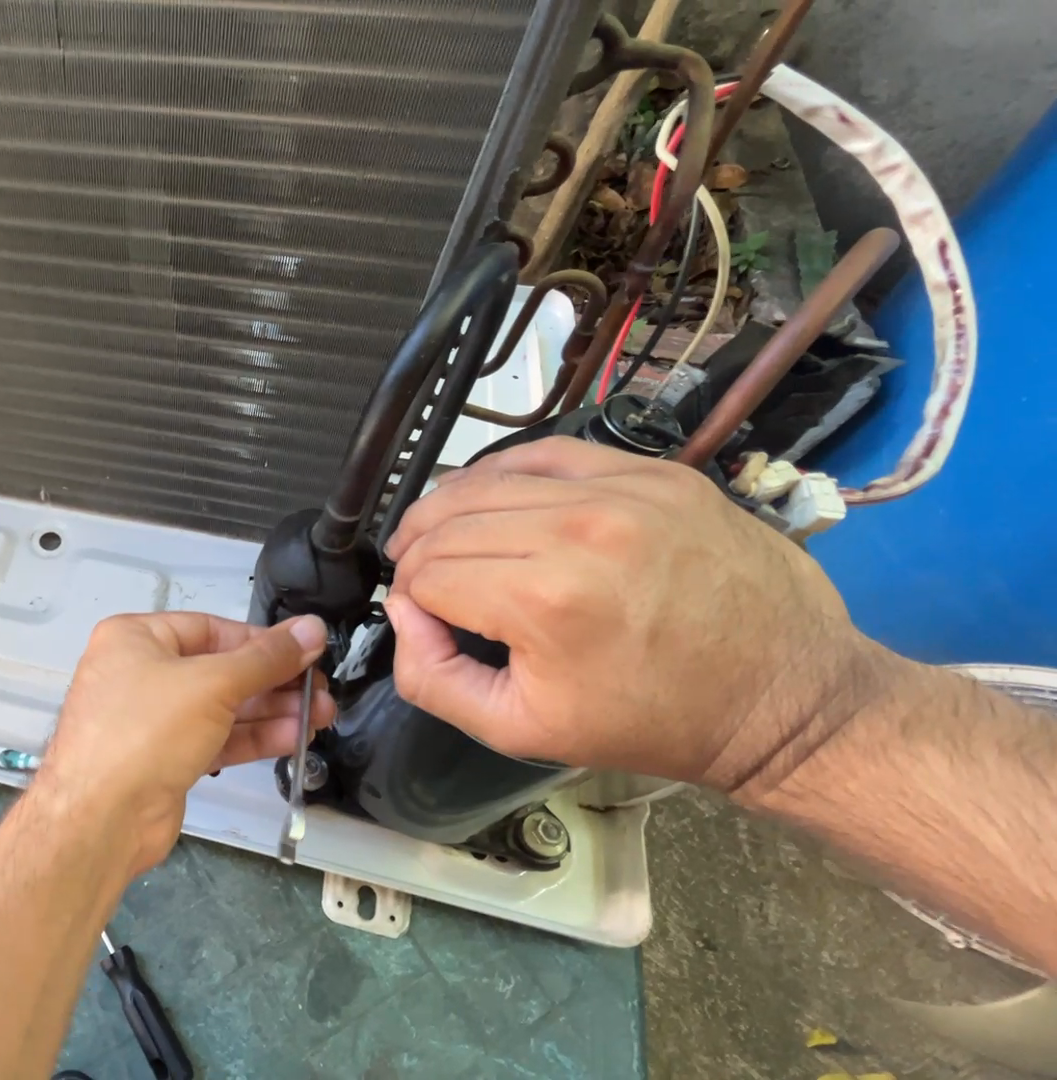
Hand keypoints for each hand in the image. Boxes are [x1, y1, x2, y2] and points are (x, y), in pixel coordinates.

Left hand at [38, 613, 333, 875]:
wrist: (100, 817)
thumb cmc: (146, 730)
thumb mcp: (212, 684)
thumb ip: (266, 658)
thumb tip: (312, 628)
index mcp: (134, 637)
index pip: (209, 628)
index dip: (258, 641)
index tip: (305, 651)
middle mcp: (139, 672)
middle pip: (219, 669)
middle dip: (273, 681)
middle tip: (321, 691)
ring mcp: (151, 719)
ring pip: (221, 707)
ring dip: (270, 711)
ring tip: (319, 716)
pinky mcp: (164, 758)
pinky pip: (214, 738)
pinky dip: (251, 737)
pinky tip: (293, 738)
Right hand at [380, 437, 888, 794]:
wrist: (785, 699)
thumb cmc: (647, 723)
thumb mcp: (517, 730)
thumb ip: (431, 677)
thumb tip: (403, 612)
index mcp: (541, 601)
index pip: (426, 574)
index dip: (407, 599)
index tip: (423, 620)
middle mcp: (575, 530)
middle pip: (446, 522)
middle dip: (416, 553)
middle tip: (419, 580)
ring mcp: (620, 490)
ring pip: (484, 481)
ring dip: (444, 510)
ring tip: (436, 536)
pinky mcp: (654, 472)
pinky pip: (544, 453)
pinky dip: (499, 473)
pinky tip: (487, 496)